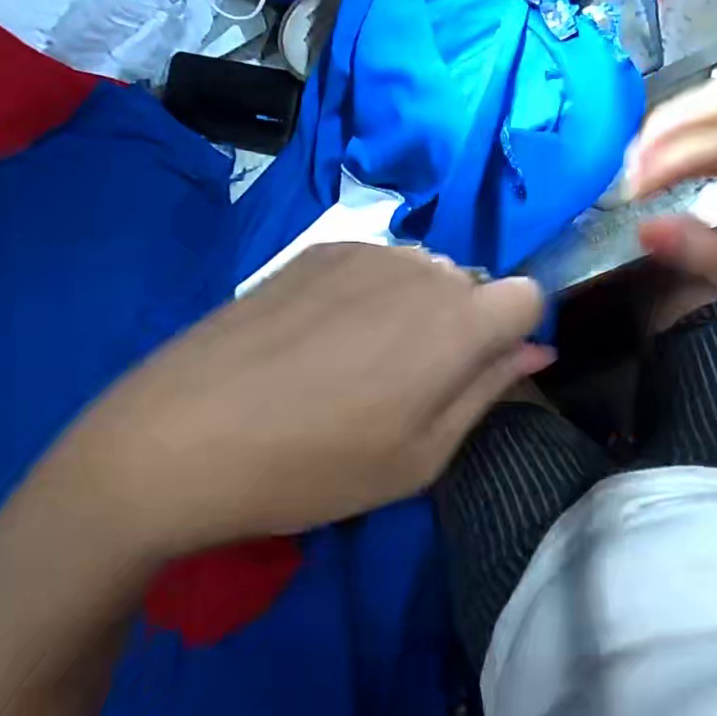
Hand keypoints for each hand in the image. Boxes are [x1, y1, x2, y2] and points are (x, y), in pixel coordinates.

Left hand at [51, 243, 549, 557]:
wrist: (179, 436)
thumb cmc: (314, 466)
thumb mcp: (421, 456)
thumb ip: (489, 391)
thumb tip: (537, 350)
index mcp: (459, 322)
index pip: (528, 296)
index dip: (514, 335)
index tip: (478, 373)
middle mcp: (422, 269)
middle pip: (474, 285)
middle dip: (463, 326)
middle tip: (408, 384)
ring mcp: (365, 251)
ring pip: (425, 273)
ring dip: (416, 308)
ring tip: (358, 362)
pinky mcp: (317, 249)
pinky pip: (376, 264)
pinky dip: (372, 294)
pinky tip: (320, 338)